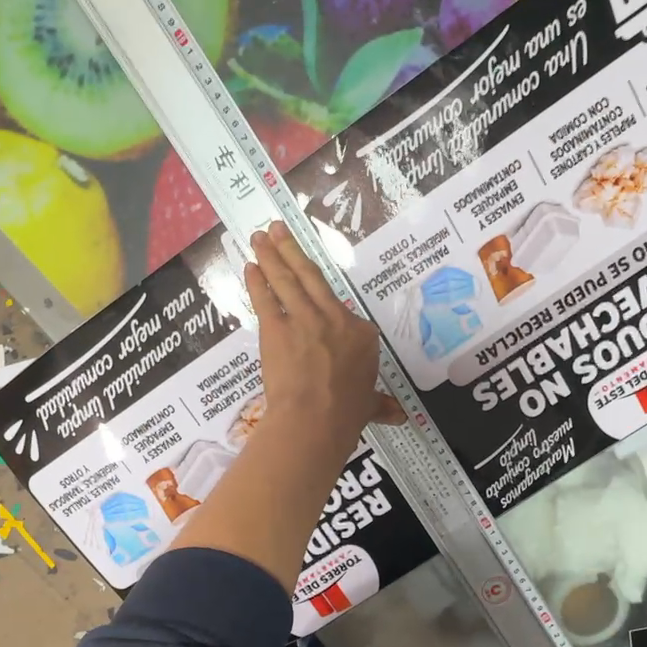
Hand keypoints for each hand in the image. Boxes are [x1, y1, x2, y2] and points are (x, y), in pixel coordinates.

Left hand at [244, 223, 403, 452]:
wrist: (315, 418)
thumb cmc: (346, 414)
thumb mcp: (369, 405)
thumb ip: (380, 404)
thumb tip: (397, 416)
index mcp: (362, 335)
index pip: (345, 312)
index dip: (327, 302)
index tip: (316, 289)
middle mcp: (334, 319)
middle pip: (312, 277)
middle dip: (292, 250)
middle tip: (278, 229)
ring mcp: (305, 320)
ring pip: (287, 280)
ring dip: (272, 255)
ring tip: (260, 237)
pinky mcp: (276, 329)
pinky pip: (265, 299)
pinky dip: (256, 281)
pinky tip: (250, 266)